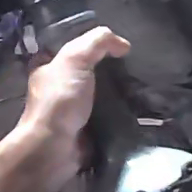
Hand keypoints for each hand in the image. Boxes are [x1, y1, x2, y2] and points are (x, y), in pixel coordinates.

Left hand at [8, 26, 129, 187]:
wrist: (54, 149)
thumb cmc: (60, 99)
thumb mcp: (76, 58)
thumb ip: (98, 42)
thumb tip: (123, 44)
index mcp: (47, 66)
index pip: (72, 46)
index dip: (92, 42)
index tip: (117, 43)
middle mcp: (57, 87)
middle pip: (90, 70)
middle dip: (111, 68)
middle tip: (136, 65)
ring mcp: (71, 110)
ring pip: (100, 94)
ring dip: (119, 92)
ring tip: (144, 85)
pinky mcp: (85, 130)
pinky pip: (107, 116)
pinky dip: (120, 113)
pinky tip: (139, 107)